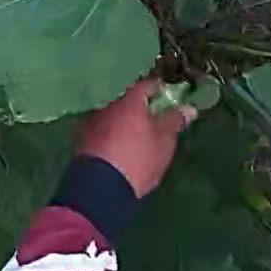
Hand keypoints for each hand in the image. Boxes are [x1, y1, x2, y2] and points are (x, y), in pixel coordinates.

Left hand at [74, 78, 195, 195]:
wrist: (100, 186)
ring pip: (112, 111)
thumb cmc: (138, 159)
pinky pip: (101, 125)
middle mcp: (108, 103)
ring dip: (123, 116)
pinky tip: (115, 140)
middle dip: (139, 103)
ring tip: (134, 129)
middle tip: (151, 113)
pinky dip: (110, 129)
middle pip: (127, 97)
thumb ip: (174, 121)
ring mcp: (92, 118)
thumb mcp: (164, 141)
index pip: (147, 85)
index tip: (168, 93)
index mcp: (130, 99)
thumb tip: (188, 107)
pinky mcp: (82, 136)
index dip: (159, 88)